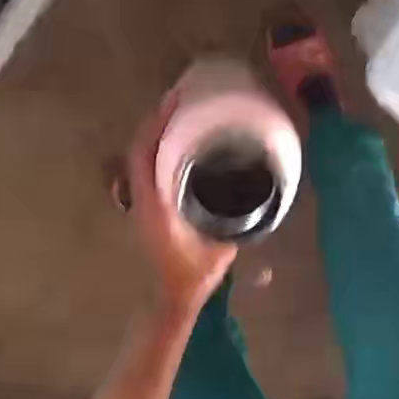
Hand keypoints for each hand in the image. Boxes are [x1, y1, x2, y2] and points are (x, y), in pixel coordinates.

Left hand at [126, 94, 237, 315]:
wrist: (170, 299)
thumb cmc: (193, 274)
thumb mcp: (221, 244)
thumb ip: (237, 216)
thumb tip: (260, 187)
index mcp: (156, 204)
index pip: (145, 154)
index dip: (156, 124)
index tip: (174, 100)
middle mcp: (142, 199)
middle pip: (138, 149)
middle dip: (154, 120)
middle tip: (178, 99)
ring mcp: (140, 203)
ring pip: (138, 158)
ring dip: (153, 133)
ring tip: (178, 115)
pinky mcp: (145, 207)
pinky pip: (144, 168)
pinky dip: (156, 149)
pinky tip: (177, 144)